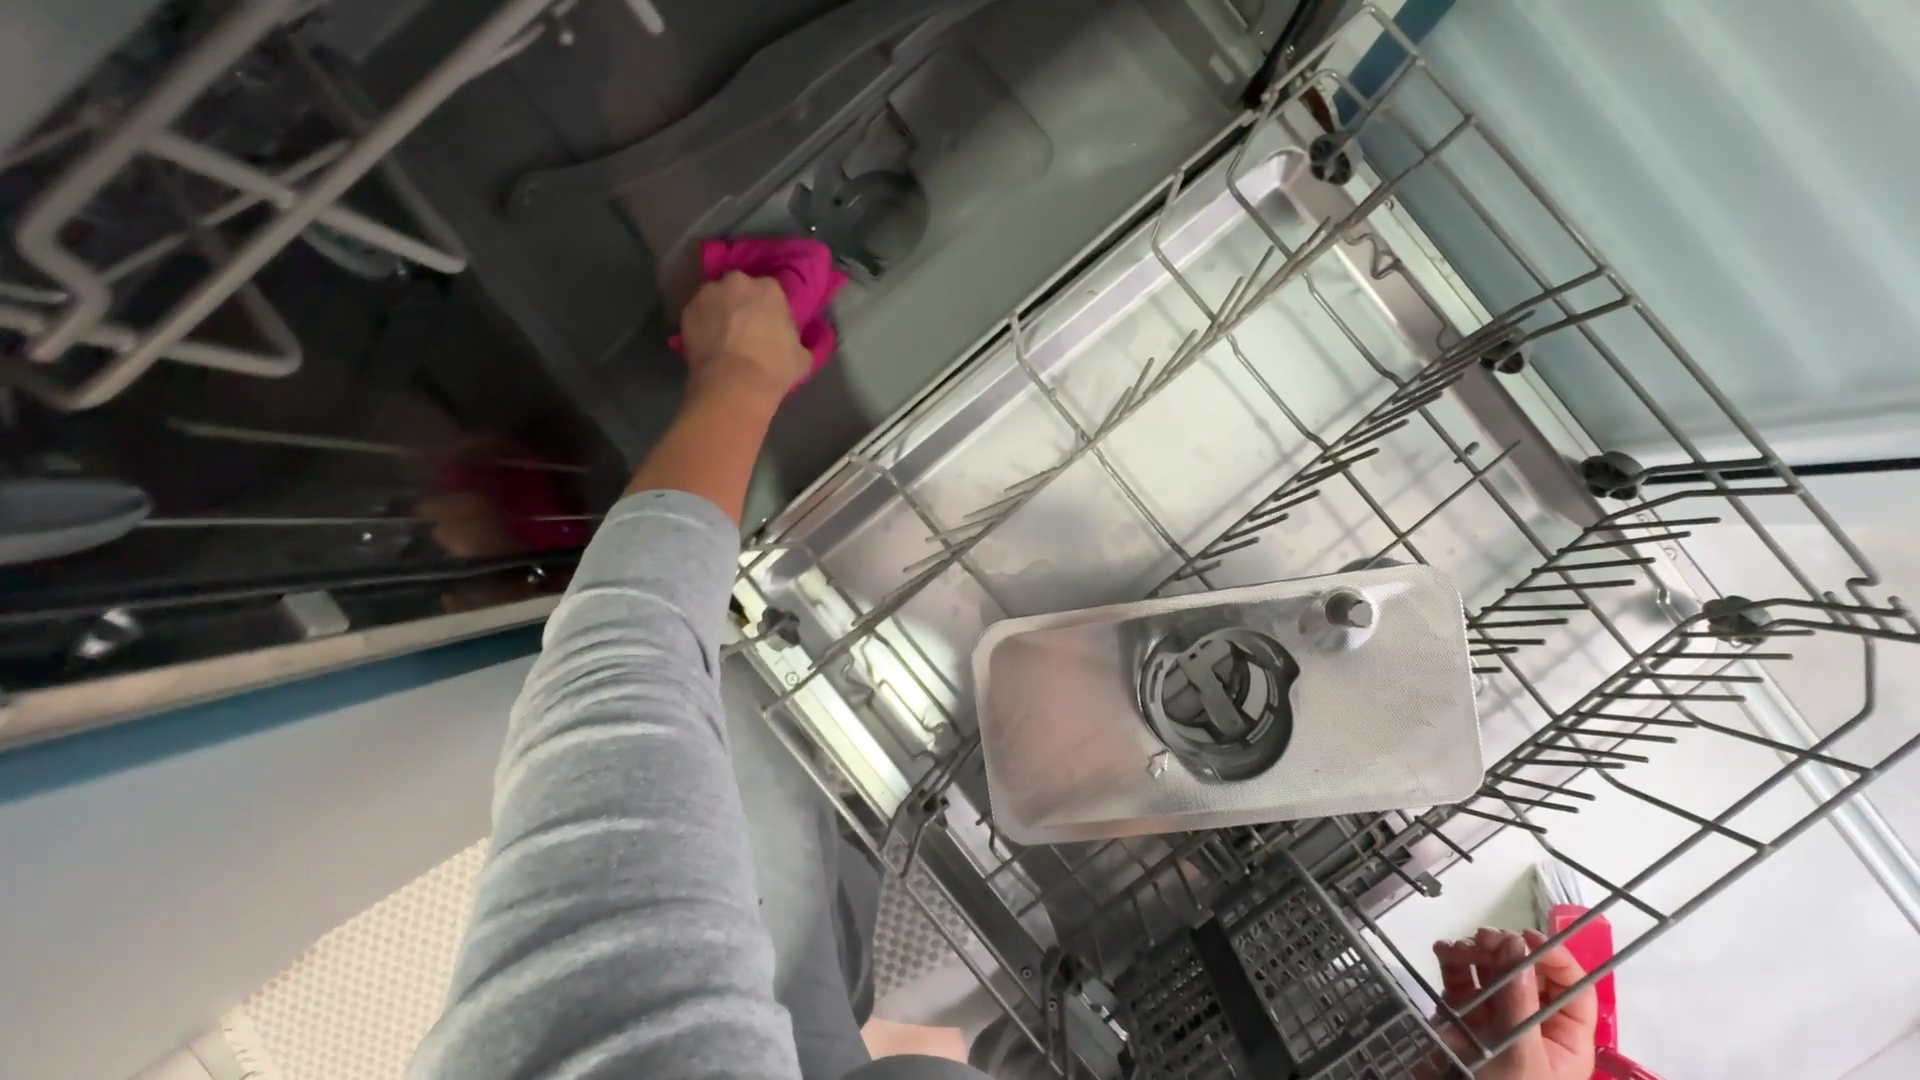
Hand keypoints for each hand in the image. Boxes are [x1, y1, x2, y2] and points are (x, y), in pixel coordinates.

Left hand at [678, 271, 810, 405]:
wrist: (733, 385)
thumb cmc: (774, 369)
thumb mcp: (804, 357)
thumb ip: (803, 341)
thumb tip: (806, 340)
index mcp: (769, 288)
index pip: (771, 291)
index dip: (770, 308)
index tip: (771, 325)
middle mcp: (737, 282)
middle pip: (740, 288)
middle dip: (742, 303)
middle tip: (746, 329)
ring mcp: (708, 294)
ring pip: (716, 298)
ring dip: (720, 311)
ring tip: (724, 337)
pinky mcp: (687, 311)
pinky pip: (699, 314)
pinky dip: (702, 324)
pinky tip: (708, 344)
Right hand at [1431, 928, 1597, 1079]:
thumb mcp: (1520, 1056)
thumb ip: (1519, 1001)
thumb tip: (1518, 944)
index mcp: (1561, 1041)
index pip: (1571, 991)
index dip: (1556, 960)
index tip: (1529, 936)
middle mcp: (1529, 1024)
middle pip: (1527, 973)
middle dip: (1506, 950)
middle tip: (1485, 939)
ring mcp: (1492, 1017)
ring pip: (1490, 969)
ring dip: (1475, 950)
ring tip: (1459, 948)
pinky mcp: (1458, 1013)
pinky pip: (1458, 976)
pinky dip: (1451, 957)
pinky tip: (1444, 951)